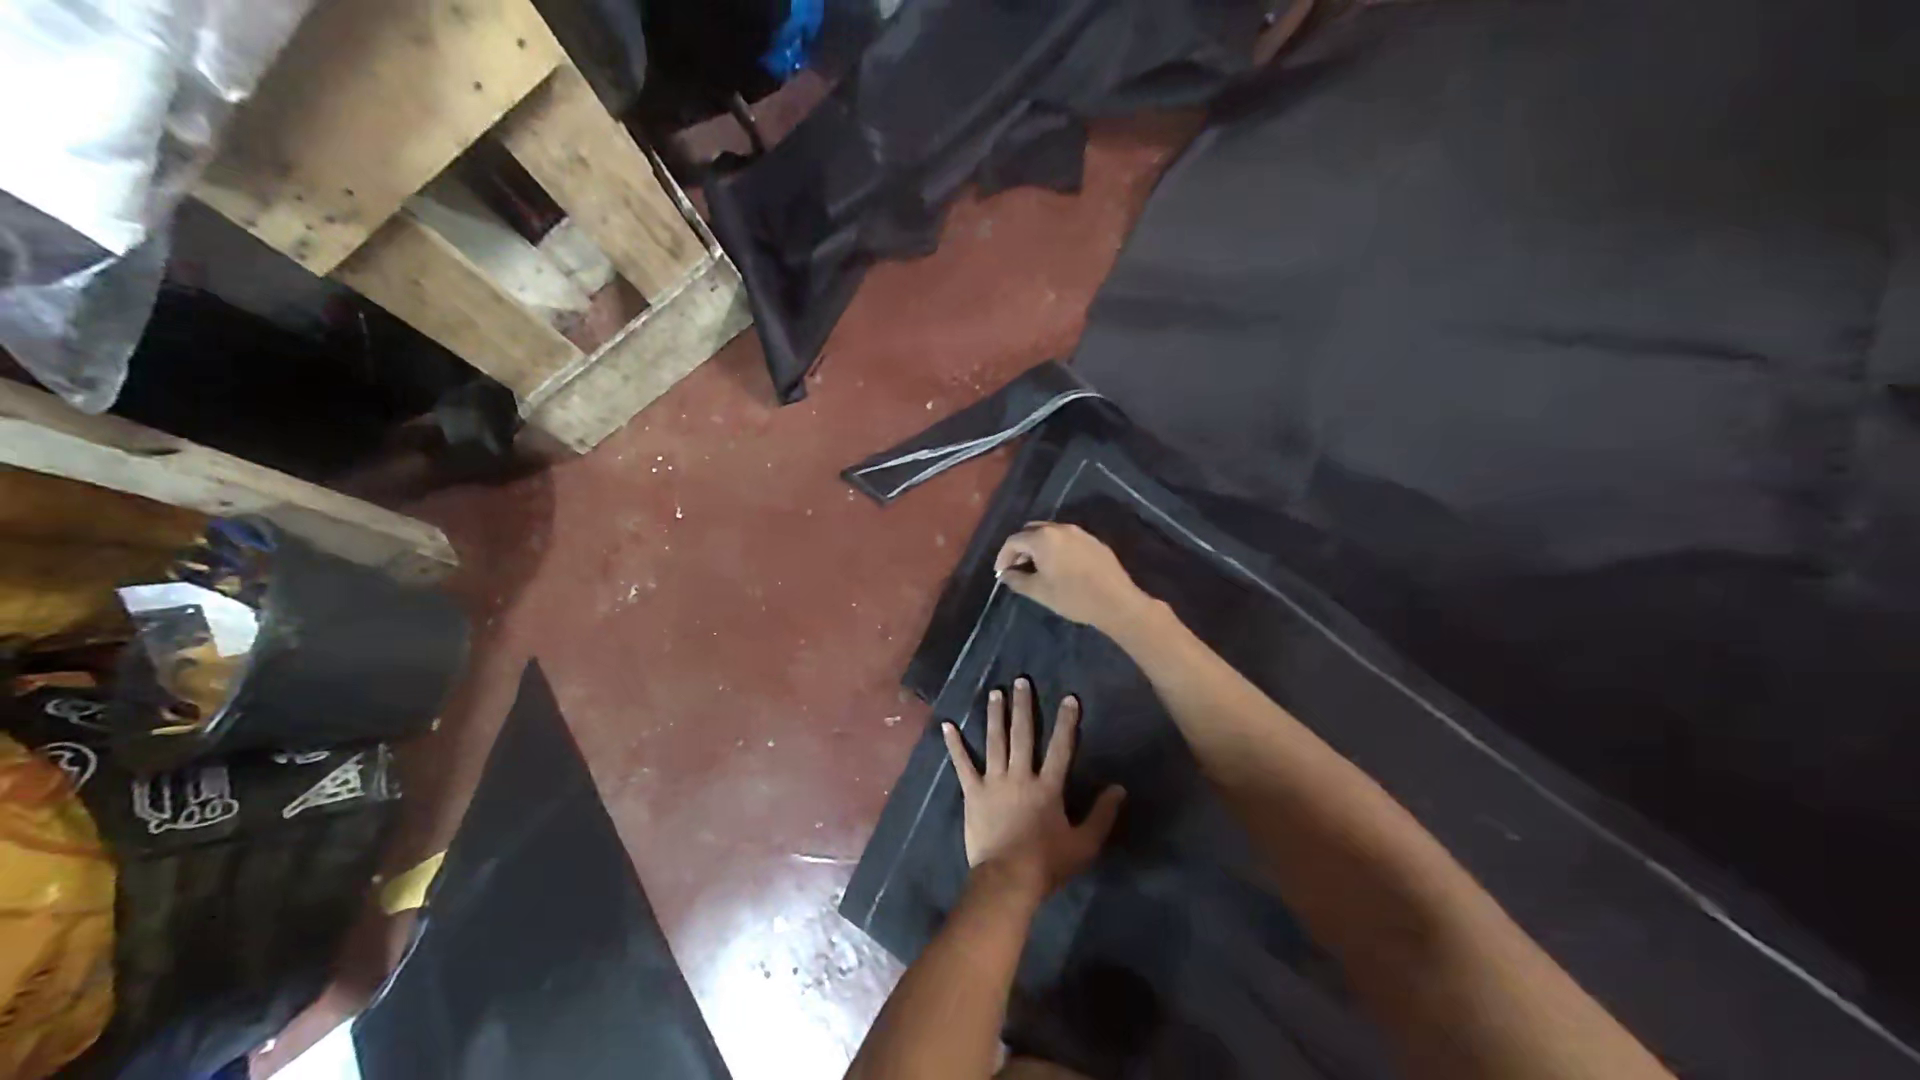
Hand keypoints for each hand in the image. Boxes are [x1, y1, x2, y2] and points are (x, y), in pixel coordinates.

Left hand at [941, 677, 1125, 901]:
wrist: (1007, 880)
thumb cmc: (1048, 863)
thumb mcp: (1084, 843)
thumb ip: (1102, 814)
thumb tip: (1119, 788)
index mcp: (1048, 786)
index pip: (1061, 747)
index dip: (1067, 722)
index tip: (1069, 698)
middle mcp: (1020, 776)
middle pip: (1023, 735)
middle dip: (1023, 706)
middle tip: (1020, 681)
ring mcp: (994, 782)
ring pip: (994, 741)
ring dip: (994, 715)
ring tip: (994, 693)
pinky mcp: (972, 793)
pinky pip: (962, 765)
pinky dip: (954, 745)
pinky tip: (947, 725)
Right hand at [994, 523, 1152, 633]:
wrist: (1115, 602)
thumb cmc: (1072, 596)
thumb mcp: (1038, 591)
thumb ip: (1016, 580)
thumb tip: (1005, 574)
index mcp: (1043, 537)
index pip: (1014, 540)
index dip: (1003, 556)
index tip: (1001, 572)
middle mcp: (1061, 528)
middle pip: (1032, 531)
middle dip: (1021, 548)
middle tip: (1017, 568)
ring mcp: (1080, 533)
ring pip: (1051, 534)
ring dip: (1039, 547)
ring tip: (1037, 568)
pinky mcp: (1094, 542)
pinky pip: (1068, 540)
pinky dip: (1057, 549)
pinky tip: (1060, 567)